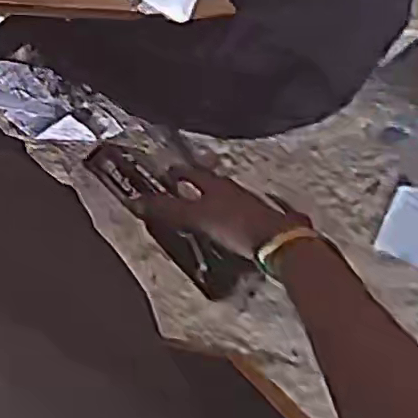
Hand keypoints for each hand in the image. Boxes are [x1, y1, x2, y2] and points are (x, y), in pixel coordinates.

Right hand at [140, 166, 311, 259]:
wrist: (284, 246)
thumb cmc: (236, 225)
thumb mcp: (194, 217)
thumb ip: (166, 209)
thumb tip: (134, 200)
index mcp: (216, 185)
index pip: (191, 172)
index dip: (177, 172)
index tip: (167, 173)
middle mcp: (235, 191)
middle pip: (211, 184)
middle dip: (196, 186)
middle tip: (181, 191)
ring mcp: (254, 206)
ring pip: (228, 198)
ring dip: (214, 202)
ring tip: (202, 210)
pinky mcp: (266, 223)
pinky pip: (242, 215)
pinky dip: (231, 217)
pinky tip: (228, 226)